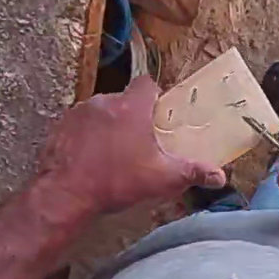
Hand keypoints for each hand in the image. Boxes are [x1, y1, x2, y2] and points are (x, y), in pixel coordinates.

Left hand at [32, 73, 226, 218]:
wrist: (66, 194)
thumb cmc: (115, 182)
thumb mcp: (160, 179)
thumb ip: (191, 173)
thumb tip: (217, 176)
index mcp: (131, 107)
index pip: (147, 84)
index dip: (154, 97)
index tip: (157, 114)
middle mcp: (104, 102)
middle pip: (123, 100)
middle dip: (130, 117)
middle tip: (136, 143)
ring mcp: (79, 112)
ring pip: (100, 112)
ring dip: (107, 126)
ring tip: (111, 154)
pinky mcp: (60, 125)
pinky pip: (79, 125)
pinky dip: (85, 136)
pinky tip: (89, 158)